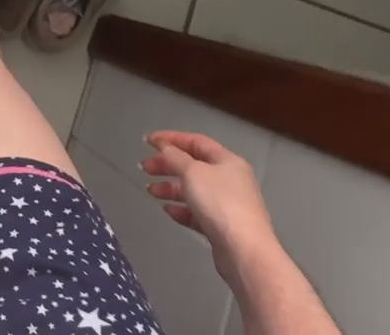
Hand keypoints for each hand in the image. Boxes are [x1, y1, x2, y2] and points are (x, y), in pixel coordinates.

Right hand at [141, 131, 275, 278]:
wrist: (245, 251)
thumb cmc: (219, 202)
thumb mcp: (192, 171)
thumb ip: (174, 155)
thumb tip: (163, 146)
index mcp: (227, 161)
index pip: (196, 141)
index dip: (170, 138)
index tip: (147, 142)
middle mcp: (230, 180)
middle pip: (192, 166)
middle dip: (166, 165)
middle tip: (144, 168)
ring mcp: (227, 205)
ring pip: (193, 190)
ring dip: (170, 188)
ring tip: (150, 191)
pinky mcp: (223, 226)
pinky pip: (198, 212)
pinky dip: (181, 209)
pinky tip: (168, 210)